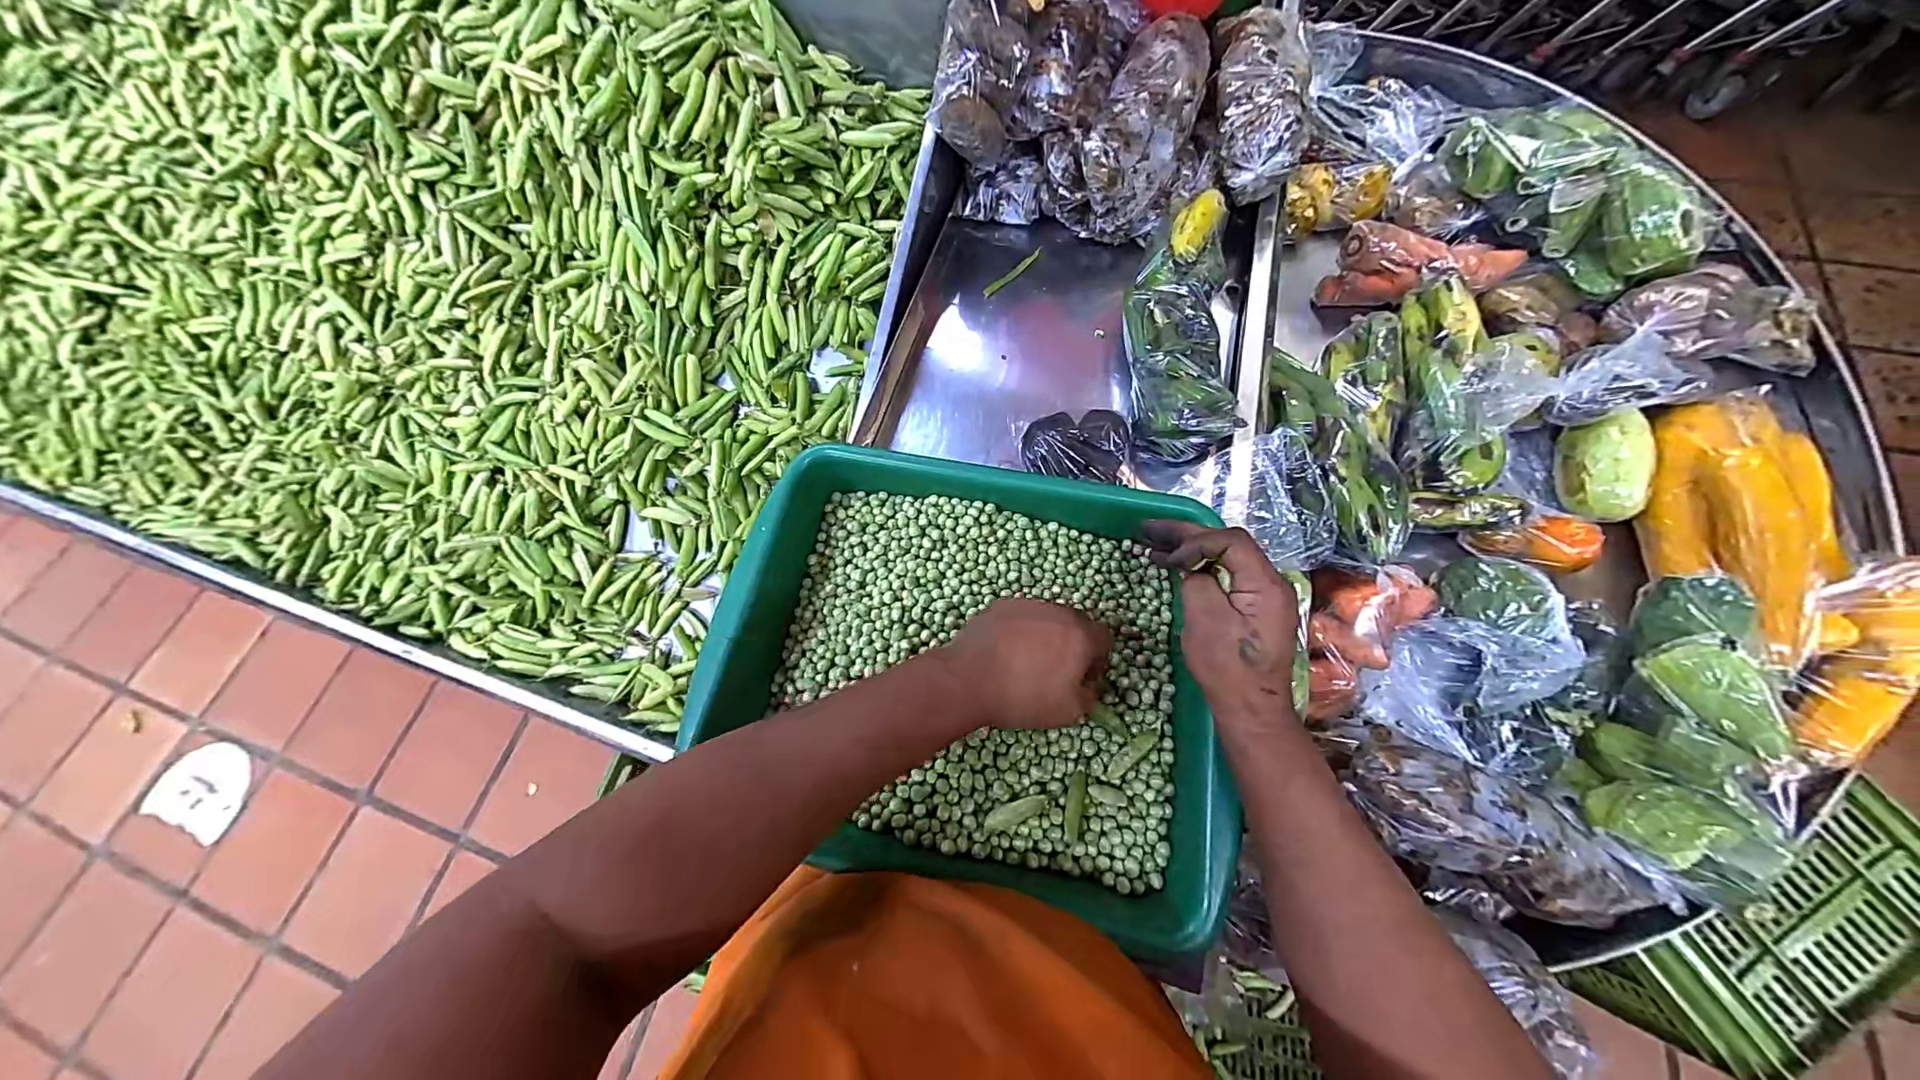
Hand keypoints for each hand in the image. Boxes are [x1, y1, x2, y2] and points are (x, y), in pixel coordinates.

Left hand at [937, 597, 1112, 729]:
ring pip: (1047, 618)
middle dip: (1072, 645)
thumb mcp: (1069, 711)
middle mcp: (1057, 611)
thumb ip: (1090, 696)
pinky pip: (1021, 617)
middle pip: (1076, 624)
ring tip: (1025, 662)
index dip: (1098, 661)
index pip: (1104, 639)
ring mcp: (1027, 605)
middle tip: (1055, 671)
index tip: (1082, 678)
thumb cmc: (1023, 697)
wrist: (967, 679)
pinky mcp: (1001, 606)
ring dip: (1045, 636)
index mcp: (1081, 635)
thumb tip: (1089, 686)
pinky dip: (1019, 631)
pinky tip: (1004, 653)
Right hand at [1141, 521, 1299, 723]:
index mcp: (1265, 583)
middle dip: (1187, 537)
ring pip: (1225, 559)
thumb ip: (1197, 582)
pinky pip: (1226, 576)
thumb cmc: (1227, 667)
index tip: (1170, 560)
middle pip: (1227, 545)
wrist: (1250, 708)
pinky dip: (1200, 568)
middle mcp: (1271, 583)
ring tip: (1154, 545)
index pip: (1230, 541)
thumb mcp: (1205, 620)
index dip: (1195, 541)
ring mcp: (1264, 597)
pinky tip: (1177, 568)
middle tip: (1149, 530)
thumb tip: (1192, 569)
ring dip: (1190, 551)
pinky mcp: (1254, 610)